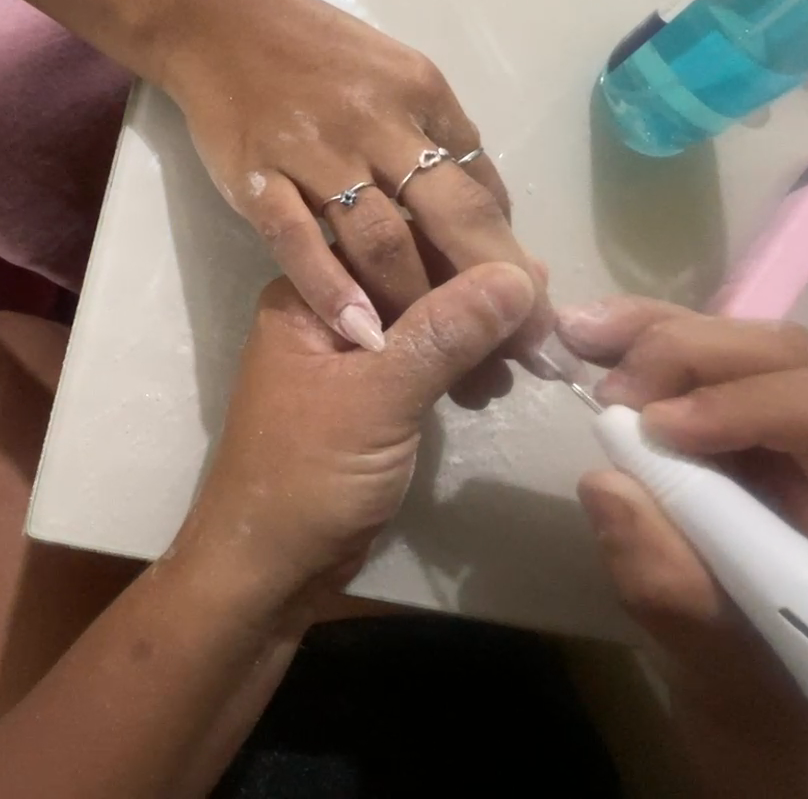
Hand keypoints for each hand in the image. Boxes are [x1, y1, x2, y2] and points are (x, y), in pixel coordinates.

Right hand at [153, 0, 553, 401]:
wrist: (214, 21)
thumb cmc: (309, 48)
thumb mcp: (392, 71)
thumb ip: (435, 134)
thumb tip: (482, 202)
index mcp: (420, 92)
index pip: (482, 184)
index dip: (512, 252)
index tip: (530, 306)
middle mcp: (378, 121)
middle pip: (452, 215)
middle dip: (495, 290)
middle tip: (522, 354)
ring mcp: (316, 151)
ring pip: (380, 238)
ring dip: (418, 303)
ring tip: (444, 361)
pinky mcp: (258, 177)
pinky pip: (298, 241)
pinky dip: (332, 289)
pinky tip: (362, 334)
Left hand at [172, 263, 534, 610]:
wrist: (268, 567)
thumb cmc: (306, 476)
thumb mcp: (376, 399)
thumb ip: (444, 334)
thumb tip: (519, 274)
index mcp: (307, 291)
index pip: (391, 240)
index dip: (463, 252)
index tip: (534, 278)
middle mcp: (325, 308)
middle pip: (412, 276)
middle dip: (477, 297)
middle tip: (539, 328)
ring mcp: (346, 350)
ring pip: (423, 318)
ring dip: (475, 333)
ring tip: (524, 359)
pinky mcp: (367, 389)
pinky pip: (421, 357)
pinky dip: (459, 362)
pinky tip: (492, 378)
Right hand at [555, 296, 807, 798]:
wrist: (754, 678)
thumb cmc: (757, 679)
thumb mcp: (716, 661)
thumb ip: (671, 588)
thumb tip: (606, 483)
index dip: (750, 405)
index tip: (658, 430)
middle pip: (785, 355)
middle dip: (691, 354)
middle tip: (611, 391)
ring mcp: (778, 417)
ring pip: (735, 337)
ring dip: (654, 330)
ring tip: (580, 336)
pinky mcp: (725, 408)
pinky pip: (690, 350)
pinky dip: (634, 335)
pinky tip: (585, 334)